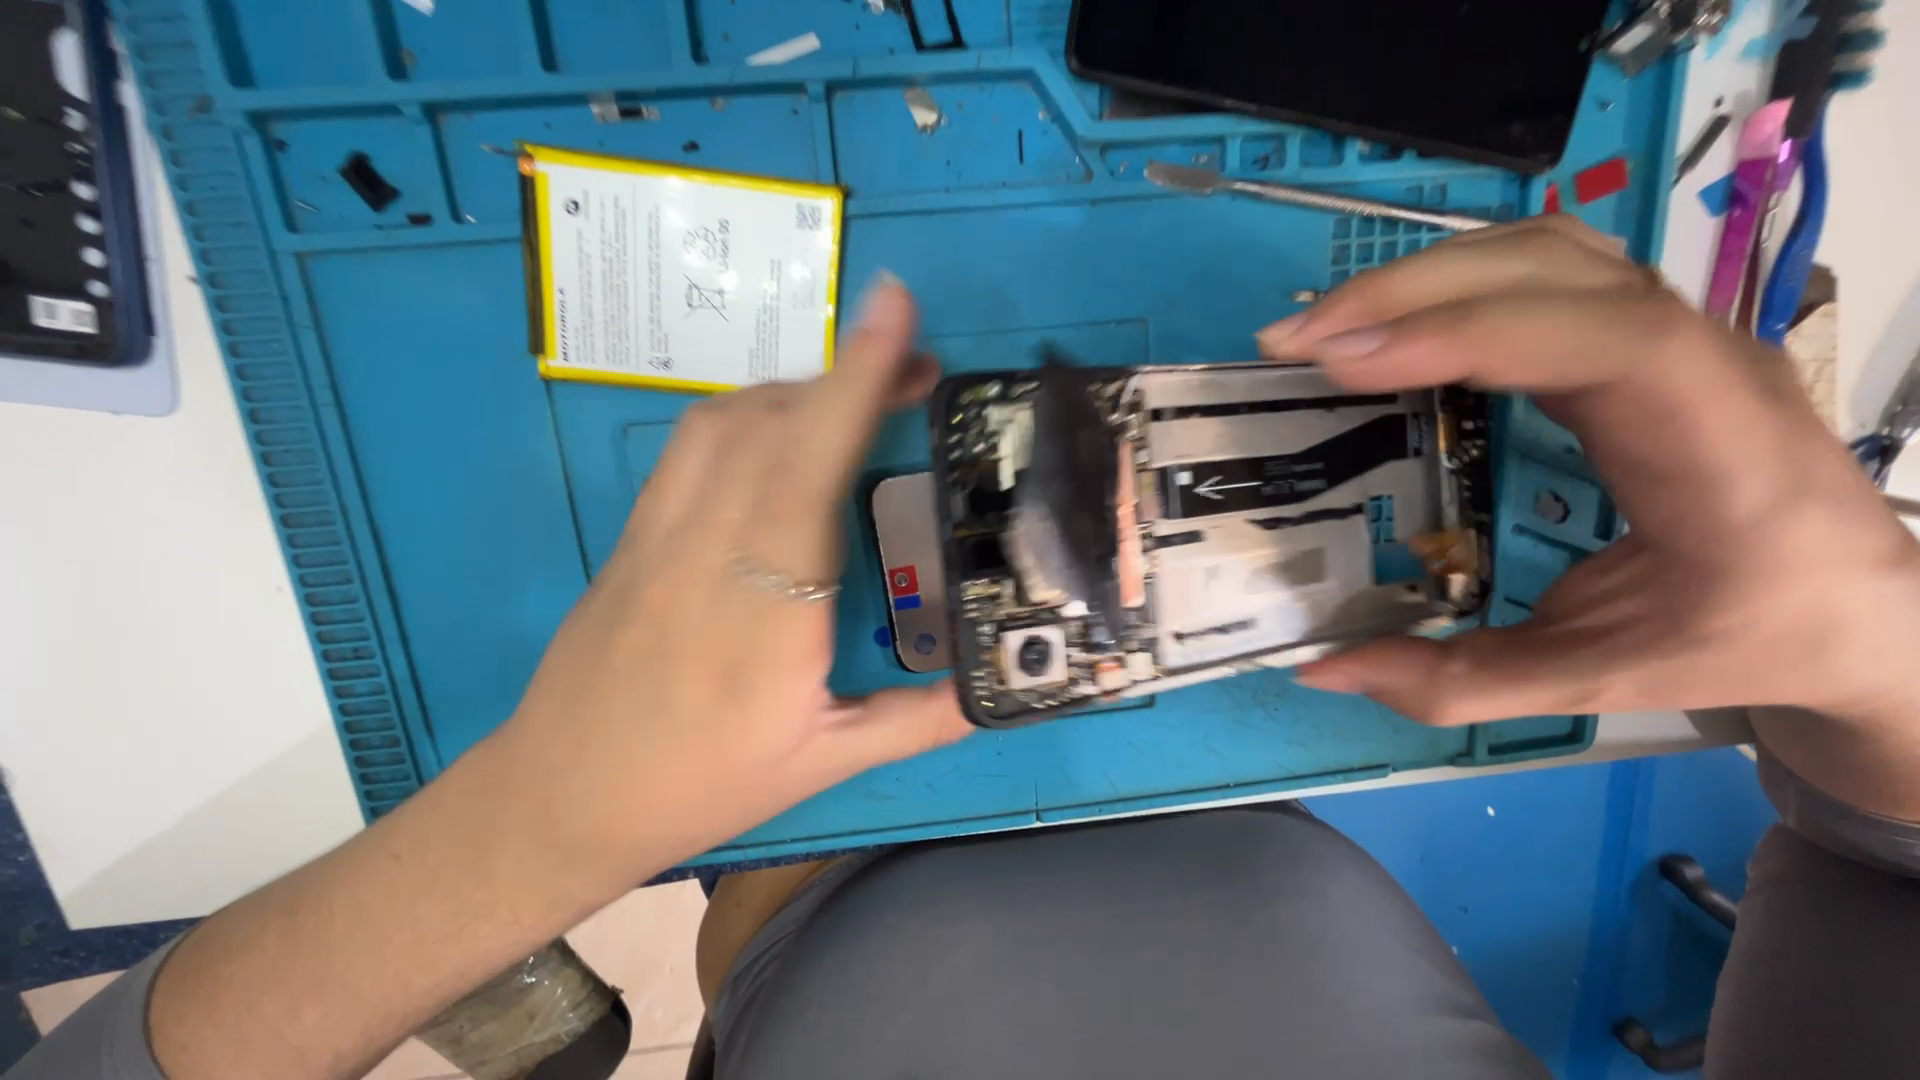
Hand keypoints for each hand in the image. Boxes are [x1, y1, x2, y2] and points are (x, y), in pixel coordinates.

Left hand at [500, 274, 969, 860]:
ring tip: (859, 392)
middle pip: (775, 424)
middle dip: (851, 372)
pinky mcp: (633, 531)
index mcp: (766, 608)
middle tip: (920, 362)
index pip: (810, 468)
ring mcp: (659, 532)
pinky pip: (692, 444)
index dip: (856, 383)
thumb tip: (993, 690)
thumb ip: (916, 720)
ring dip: (800, 388)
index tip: (895, 311)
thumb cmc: (698, 785)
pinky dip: (749, 411)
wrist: (559, 799)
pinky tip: (781, 429)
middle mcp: (708, 549)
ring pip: (726, 421)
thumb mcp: (822, 763)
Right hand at [1258, 218, 1919, 810]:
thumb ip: (1458, 681)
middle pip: (1555, 270)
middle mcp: (1706, 361)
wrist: (1856, 600)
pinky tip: (1389, 317)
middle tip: (1294, 341)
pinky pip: (1541, 270)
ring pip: (1544, 252)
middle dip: (1406, 294)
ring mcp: (1677, 332)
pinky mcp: (1641, 331)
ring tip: (1323, 325)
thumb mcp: (1597, 678)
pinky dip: (1451, 278)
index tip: (1342, 363)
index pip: (1601, 344)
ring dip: (1420, 275)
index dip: (1462, 337)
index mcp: (1716, 450)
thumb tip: (1321, 669)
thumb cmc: (1739, 636)